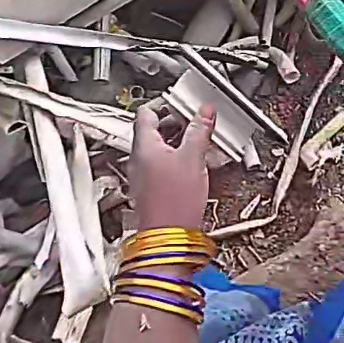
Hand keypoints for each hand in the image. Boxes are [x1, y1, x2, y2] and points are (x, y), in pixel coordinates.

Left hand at [128, 104, 214, 230]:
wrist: (169, 238)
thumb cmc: (174, 202)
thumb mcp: (193, 159)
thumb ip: (199, 131)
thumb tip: (204, 111)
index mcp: (143, 145)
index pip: (147, 112)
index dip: (165, 104)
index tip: (183, 104)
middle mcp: (139, 158)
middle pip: (154, 129)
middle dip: (176, 123)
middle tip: (197, 123)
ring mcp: (144, 174)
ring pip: (160, 148)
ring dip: (179, 142)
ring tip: (200, 143)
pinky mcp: (152, 188)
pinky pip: (163, 165)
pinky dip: (178, 159)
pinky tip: (195, 165)